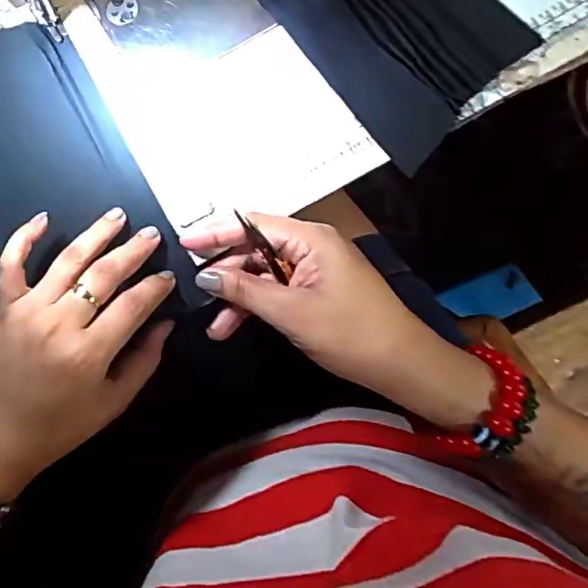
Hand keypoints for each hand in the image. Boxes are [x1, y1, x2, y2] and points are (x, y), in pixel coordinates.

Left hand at [0, 208, 173, 503]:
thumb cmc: (60, 426)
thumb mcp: (113, 402)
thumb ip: (145, 360)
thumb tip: (165, 322)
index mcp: (88, 354)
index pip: (133, 304)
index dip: (156, 286)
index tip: (169, 276)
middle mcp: (58, 325)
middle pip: (104, 275)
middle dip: (133, 251)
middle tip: (151, 234)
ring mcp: (28, 312)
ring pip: (67, 260)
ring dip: (95, 234)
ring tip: (117, 216)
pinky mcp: (5, 308)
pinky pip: (10, 265)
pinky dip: (23, 238)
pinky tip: (42, 219)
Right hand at [182, 214, 493, 430]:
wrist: (403, 364)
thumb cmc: (350, 333)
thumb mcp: (290, 312)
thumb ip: (244, 290)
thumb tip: (205, 274)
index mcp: (310, 237)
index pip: (253, 223)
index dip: (216, 233)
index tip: (184, 243)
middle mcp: (312, 245)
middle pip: (256, 248)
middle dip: (226, 272)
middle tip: (197, 292)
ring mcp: (316, 268)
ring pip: (265, 273)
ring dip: (240, 297)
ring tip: (216, 327)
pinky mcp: (318, 290)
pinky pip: (279, 289)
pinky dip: (258, 306)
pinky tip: (235, 327)